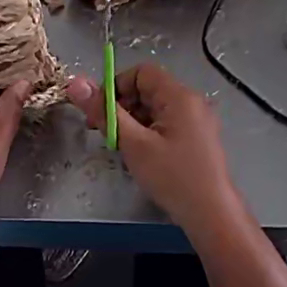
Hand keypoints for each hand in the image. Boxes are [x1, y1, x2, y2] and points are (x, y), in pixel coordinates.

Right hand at [65, 64, 245, 233]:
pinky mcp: (197, 139)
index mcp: (179, 96)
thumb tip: (76, 83)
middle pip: (148, 90)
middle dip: (122, 107)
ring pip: (155, 109)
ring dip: (133, 122)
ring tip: (123, 148)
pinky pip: (166, 124)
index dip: (116, 86)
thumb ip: (104, 112)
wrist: (211, 214)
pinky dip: (148, 133)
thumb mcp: (132, 143)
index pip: (141, 72)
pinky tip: (141, 155)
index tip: (100, 111)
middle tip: (105, 132)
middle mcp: (191, 102)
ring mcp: (197, 121)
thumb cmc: (172, 176)